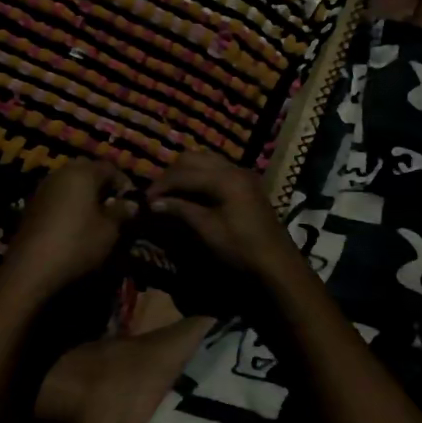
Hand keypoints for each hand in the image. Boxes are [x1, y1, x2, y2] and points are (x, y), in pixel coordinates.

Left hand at [0, 159, 137, 302]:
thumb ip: (122, 212)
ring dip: (85, 195)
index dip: (124, 183)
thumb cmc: (77, 244)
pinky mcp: (31, 205)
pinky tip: (75, 225)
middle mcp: (61, 173)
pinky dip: (69, 204)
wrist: (31, 269)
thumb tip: (131, 203)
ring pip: (70, 183)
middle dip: (103, 185)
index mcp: (82, 173)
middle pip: (87, 171)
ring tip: (96, 217)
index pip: (110, 167)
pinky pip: (57, 196)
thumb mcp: (109, 231)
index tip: (133, 203)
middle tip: (114, 207)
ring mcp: (43, 188)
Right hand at [148, 153, 300, 278]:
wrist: (277, 263)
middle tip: (157, 195)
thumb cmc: (241, 248)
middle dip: (172, 174)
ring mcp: (243, 174)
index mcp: (225, 178)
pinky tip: (192, 193)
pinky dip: (200, 176)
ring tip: (172, 193)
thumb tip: (152, 203)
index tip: (144, 201)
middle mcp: (234, 168)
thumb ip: (180, 210)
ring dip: (186, 173)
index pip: (183, 173)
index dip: (161, 185)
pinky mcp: (247, 183)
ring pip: (206, 160)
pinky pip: (217, 169)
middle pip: (193, 159)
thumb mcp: (207, 230)